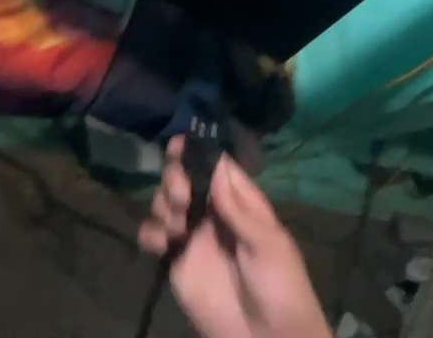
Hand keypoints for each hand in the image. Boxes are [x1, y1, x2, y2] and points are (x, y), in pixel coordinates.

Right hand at [138, 137, 333, 337]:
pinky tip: (160, 243)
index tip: (178, 144)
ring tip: (176, 227)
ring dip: (163, 204)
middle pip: (183, 178)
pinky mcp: (176, 261)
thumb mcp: (268, 246)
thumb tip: (215, 165)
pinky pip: (153, 236)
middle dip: (175, 178)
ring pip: (164, 202)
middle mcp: (212, 214)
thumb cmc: (281, 288)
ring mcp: (192, 237)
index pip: (214, 166)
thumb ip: (238, 208)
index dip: (195, 151)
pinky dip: (150, 233)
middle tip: (180, 198)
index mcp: (239, 204)